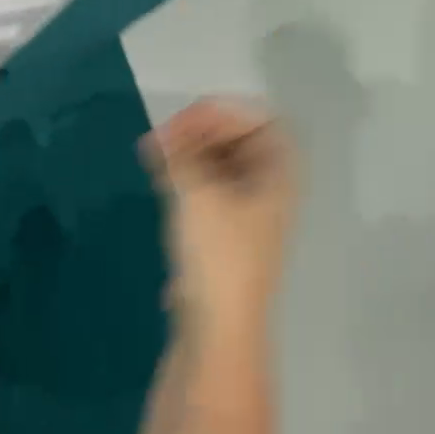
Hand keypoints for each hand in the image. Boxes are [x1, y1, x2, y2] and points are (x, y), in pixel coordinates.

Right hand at [142, 98, 299, 327]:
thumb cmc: (218, 255)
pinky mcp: (223, 230)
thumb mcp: (196, 197)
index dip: (222, 114)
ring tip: (155, 157)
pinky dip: (186, 176)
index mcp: (279, 175)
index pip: (261, 121)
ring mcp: (247, 210)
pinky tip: (161, 180)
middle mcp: (269, 187)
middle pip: (242, 141)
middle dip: (202, 131)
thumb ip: (177, 159)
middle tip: (162, 138)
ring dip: (190, 153)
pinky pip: (208, 187)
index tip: (180, 124)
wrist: (219, 319)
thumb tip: (158, 136)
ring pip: (222, 165)